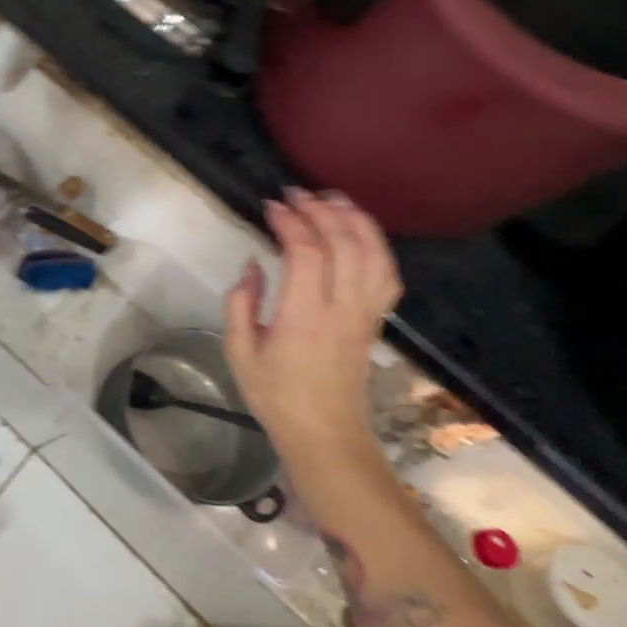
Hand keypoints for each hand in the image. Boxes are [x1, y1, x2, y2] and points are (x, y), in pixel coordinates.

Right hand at [223, 188, 400, 443]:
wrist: (324, 432)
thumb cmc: (274, 395)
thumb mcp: (239, 352)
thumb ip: (240, 304)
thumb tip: (252, 266)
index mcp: (304, 316)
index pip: (305, 252)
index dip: (290, 222)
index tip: (271, 206)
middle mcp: (341, 308)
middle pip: (343, 244)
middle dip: (321, 211)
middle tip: (297, 194)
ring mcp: (365, 313)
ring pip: (372, 253)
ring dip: (355, 221)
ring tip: (333, 200)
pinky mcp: (375, 320)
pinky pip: (387, 274)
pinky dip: (377, 246)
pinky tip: (360, 235)